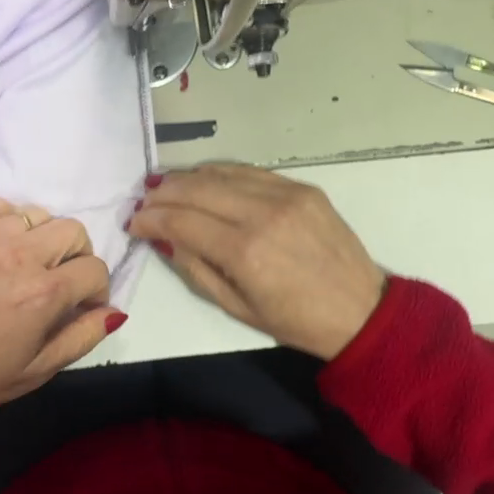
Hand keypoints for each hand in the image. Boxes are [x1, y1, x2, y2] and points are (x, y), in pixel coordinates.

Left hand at [0, 198, 124, 403]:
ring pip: (38, 214)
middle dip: (78, 256)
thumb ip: (82, 337)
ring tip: (30, 261)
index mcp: (46, 292)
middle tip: (61, 279)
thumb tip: (113, 311)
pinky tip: (4, 243)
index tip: (83, 306)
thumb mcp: (39, 369)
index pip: (94, 269)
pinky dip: (10, 219)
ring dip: (44, 236)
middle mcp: (23, 254)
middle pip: (73, 231)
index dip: (96, 290)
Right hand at [127, 164, 384, 360]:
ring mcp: (285, 196)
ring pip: (221, 173)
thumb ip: (195, 268)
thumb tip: (163, 239)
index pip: (181, 222)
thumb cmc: (295, 322)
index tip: (133, 223)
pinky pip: (250, 172)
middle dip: (162, 194)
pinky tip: (204, 180)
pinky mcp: (303, 188)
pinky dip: (221, 173)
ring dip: (187, 178)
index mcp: (245, 252)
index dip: (150, 220)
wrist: (360, 310)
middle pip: (196, 190)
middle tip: (144, 201)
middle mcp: (262, 215)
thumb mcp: (236, 307)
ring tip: (166, 186)